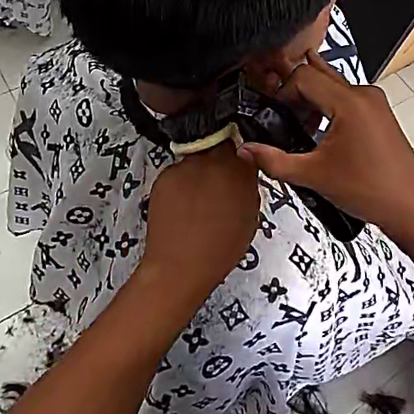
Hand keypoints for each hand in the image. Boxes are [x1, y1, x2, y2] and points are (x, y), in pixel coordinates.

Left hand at [142, 141, 259, 296]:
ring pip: (196, 161)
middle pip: (218, 150)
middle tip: (219, 186)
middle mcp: (211, 163)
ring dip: (199, 174)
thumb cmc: (217, 248)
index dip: (241, 160)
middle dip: (219, 164)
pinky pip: (176, 173)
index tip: (239, 169)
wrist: (180, 265)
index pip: (243, 149)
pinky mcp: (164, 177)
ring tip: (199, 201)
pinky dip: (180, 185)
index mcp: (238, 171)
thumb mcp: (250, 216)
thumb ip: (248, 185)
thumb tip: (246, 170)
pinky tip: (184, 206)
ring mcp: (185, 169)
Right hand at [237, 54, 413, 243]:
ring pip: (334, 87)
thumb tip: (250, 151)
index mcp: (350, 103)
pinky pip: (348, 100)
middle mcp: (366, 96)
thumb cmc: (376, 191)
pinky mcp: (380, 116)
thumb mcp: (313, 176)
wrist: (410, 207)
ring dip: (313, 102)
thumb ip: (274, 161)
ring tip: (301, 128)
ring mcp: (376, 105)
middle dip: (295, 94)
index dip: (281, 92)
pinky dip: (330, 109)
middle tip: (280, 113)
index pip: (303, 76)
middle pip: (319, 76)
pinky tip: (320, 134)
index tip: (273, 113)